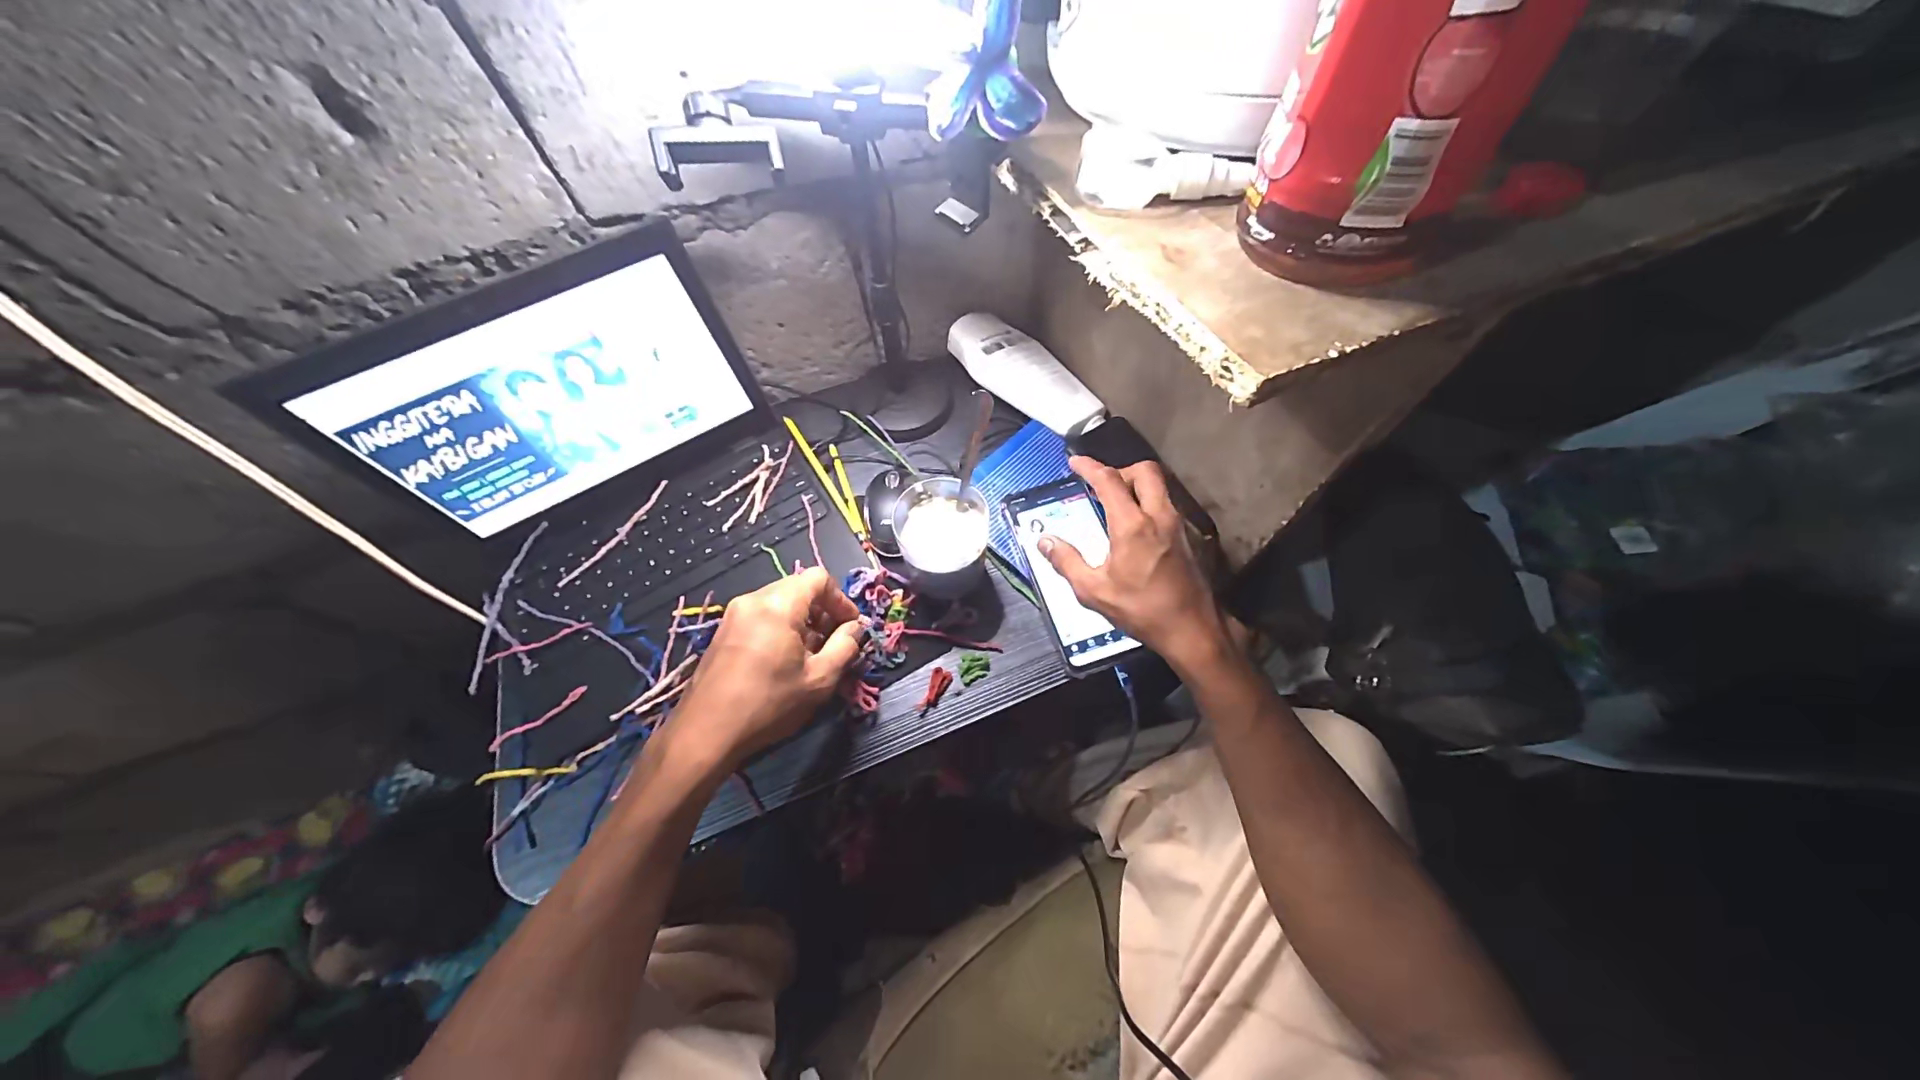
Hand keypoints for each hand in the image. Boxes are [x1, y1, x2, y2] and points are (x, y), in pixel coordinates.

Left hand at [664, 567, 865, 774]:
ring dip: (802, 620)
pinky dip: (781, 627)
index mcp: (778, 605)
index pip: (819, 578)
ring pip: (779, 601)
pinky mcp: (723, 631)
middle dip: (822, 610)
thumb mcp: (819, 679)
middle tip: (833, 642)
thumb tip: (854, 629)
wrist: (705, 733)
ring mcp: (734, 614)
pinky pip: (761, 615)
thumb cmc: (768, 704)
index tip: (850, 628)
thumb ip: (845, 646)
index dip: (841, 599)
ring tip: (810, 655)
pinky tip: (784, 660)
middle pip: (798, 587)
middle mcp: (753, 600)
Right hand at [1038, 457, 1231, 672]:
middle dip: (1120, 469)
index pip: (1109, 480)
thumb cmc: (1142, 610)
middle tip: (1102, 484)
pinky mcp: (1189, 537)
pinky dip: (1150, 503)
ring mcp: (1178, 525)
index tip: (1075, 461)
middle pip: (1145, 470)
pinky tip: (1138, 528)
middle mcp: (1159, 516)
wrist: (1193, 629)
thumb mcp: (1094, 591)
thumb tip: (1045, 541)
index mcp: (1132, 525)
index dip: (1089, 466)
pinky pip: (1167, 505)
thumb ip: (1066, 562)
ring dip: (1137, 485)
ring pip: (1160, 486)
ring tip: (1117, 504)